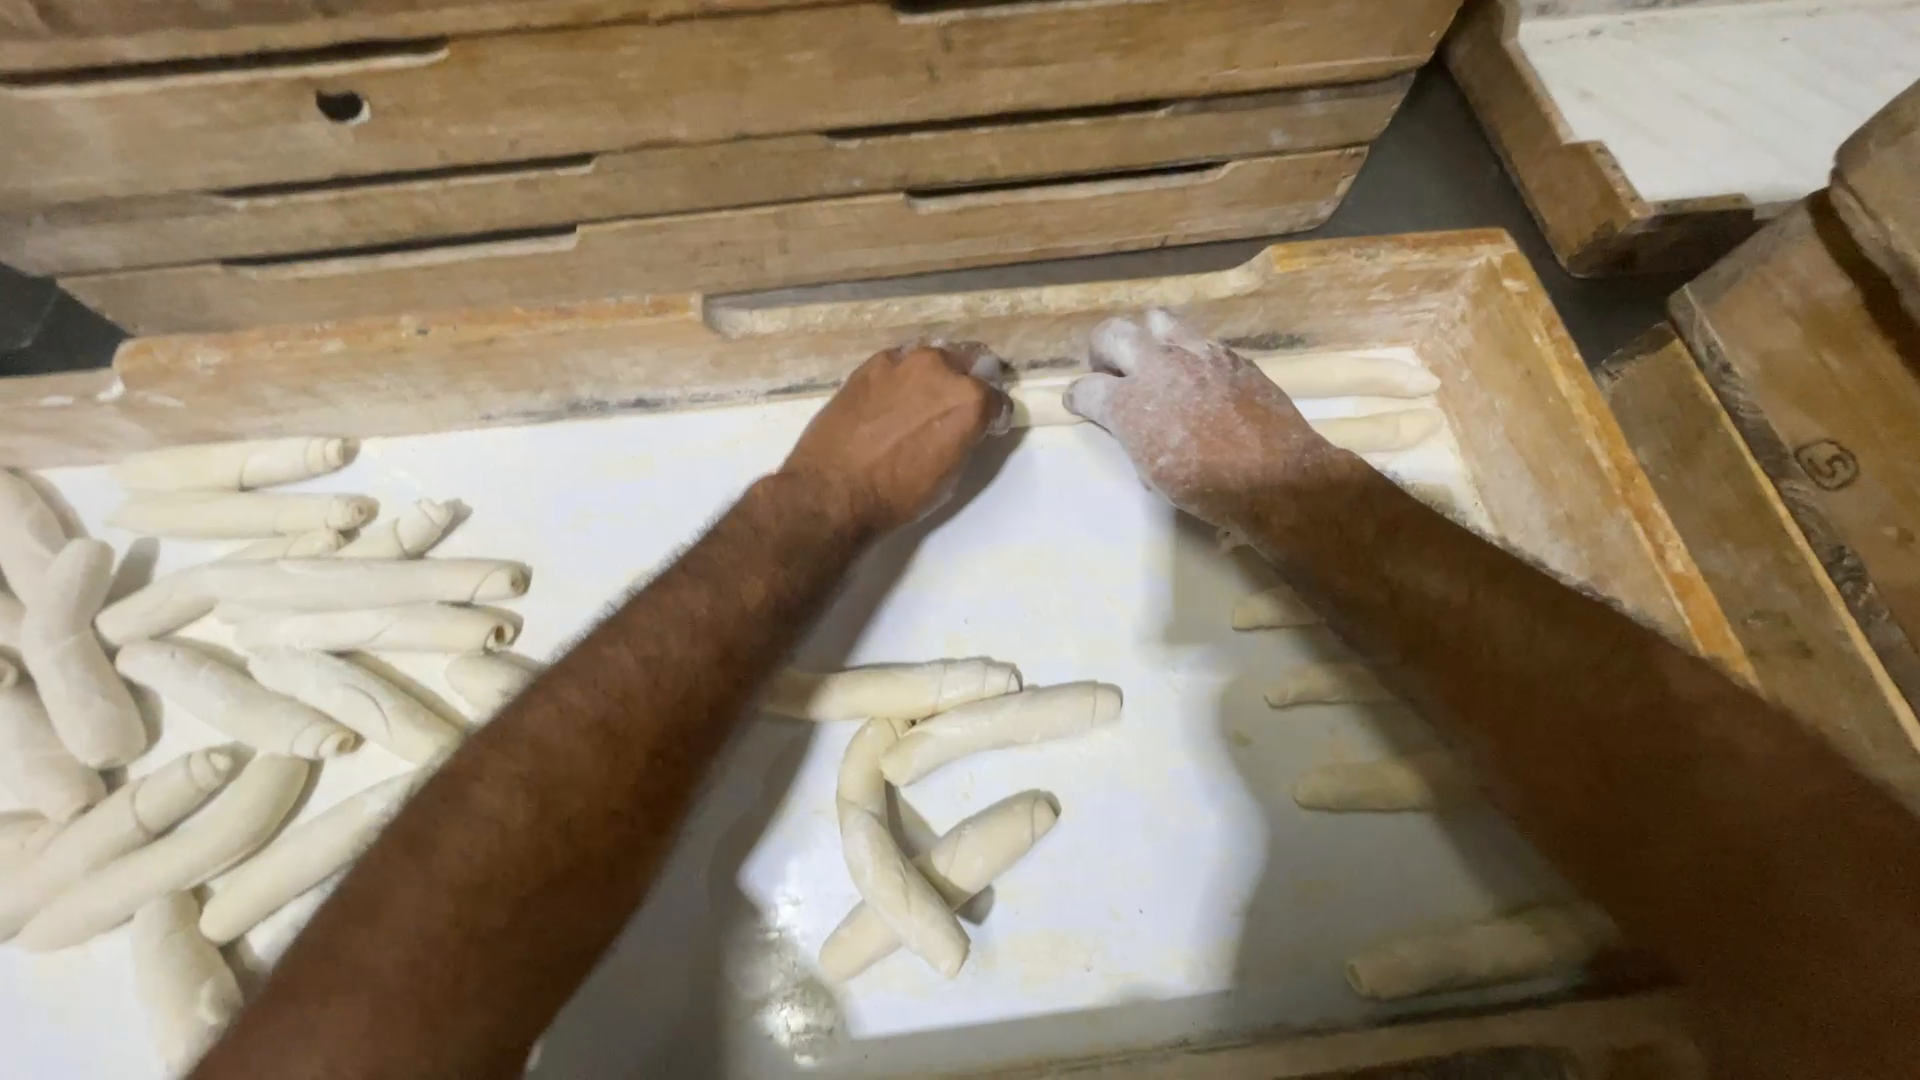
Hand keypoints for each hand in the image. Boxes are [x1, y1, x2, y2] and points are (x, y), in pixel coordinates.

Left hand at [781, 343, 1010, 536]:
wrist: (834, 491)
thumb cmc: (899, 495)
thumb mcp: (950, 474)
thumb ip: (965, 438)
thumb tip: (964, 428)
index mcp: (970, 400)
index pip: (998, 399)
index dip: (993, 417)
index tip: (986, 428)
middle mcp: (941, 369)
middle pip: (971, 363)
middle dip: (971, 382)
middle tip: (957, 407)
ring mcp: (903, 361)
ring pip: (935, 355)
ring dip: (938, 373)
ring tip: (926, 397)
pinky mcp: (871, 364)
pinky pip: (900, 361)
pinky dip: (905, 374)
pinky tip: (895, 396)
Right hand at [1065, 310, 1332, 530]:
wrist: (1274, 478)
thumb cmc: (1206, 489)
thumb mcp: (1151, 472)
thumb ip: (1131, 437)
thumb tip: (1129, 427)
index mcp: (1128, 404)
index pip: (1085, 388)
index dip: (1076, 397)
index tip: (1077, 402)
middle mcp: (1157, 367)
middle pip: (1112, 334)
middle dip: (1102, 351)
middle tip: (1108, 370)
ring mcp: (1197, 355)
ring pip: (1156, 321)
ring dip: (1145, 338)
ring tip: (1152, 361)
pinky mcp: (1230, 356)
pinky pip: (1197, 340)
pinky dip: (1185, 354)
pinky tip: (1195, 378)